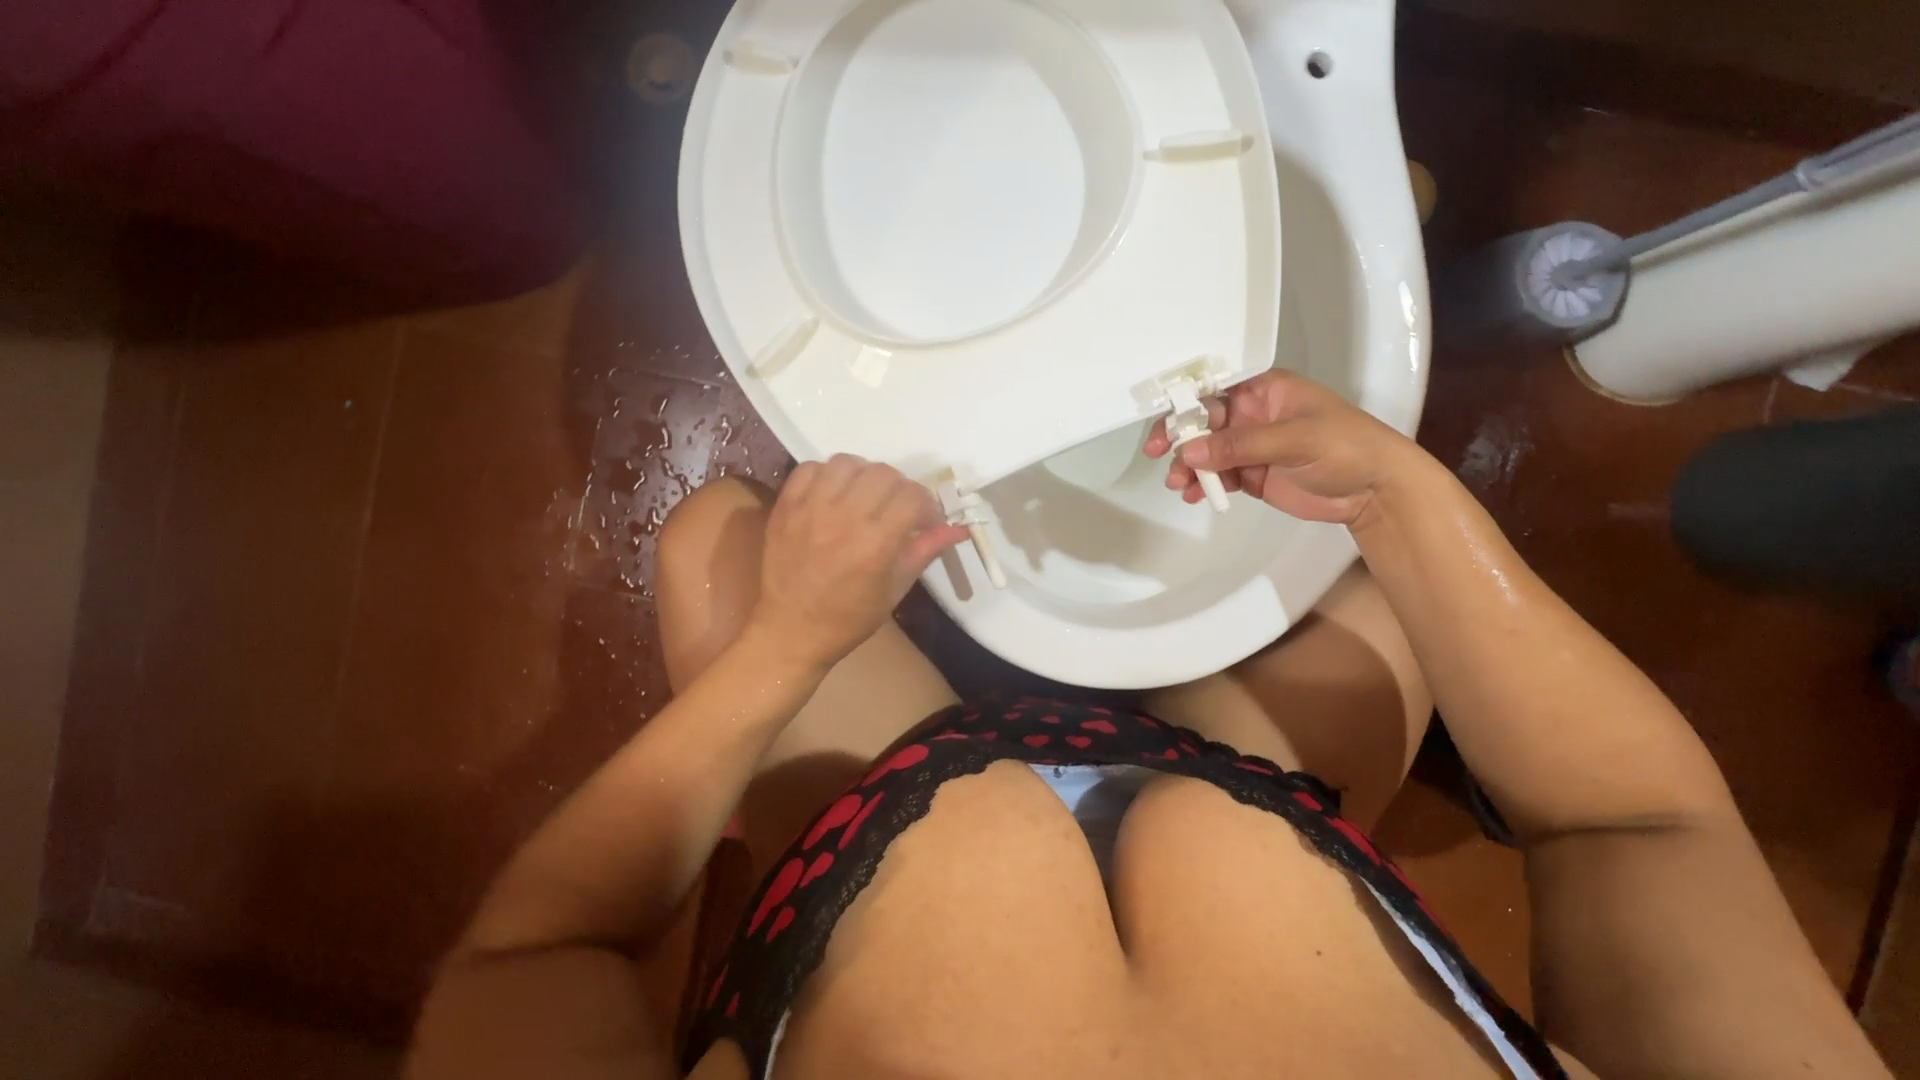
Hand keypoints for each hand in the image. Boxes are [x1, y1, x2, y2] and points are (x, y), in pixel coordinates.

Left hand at [747, 456, 968, 672]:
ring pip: (846, 463)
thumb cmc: (849, 618)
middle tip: (897, 508)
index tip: (925, 520)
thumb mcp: (895, 589)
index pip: (912, 497)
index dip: (926, 505)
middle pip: (883, 473)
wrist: (791, 630)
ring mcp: (810, 509)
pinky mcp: (786, 507)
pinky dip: (827, 475)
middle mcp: (843, 519)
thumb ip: (925, 551)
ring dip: (864, 475)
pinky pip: (810, 469)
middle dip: (899, 487)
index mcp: (875, 545)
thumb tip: (959, 529)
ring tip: (865, 495)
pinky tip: (834, 494)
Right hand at [1142, 371, 1426, 527]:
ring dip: (1188, 465)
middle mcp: (1252, 414)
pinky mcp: (1251, 476)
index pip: (1215, 389)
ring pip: (1206, 452)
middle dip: (1181, 438)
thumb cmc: (1344, 447)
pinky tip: (1195, 495)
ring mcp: (1250, 446)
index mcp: (1264, 390)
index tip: (1165, 422)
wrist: (1375, 491)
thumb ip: (1241, 445)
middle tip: (1159, 455)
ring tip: (1180, 484)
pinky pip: (1218, 476)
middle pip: (1203, 422)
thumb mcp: (1294, 439)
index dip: (1186, 402)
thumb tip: (1190, 451)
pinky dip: (1203, 485)